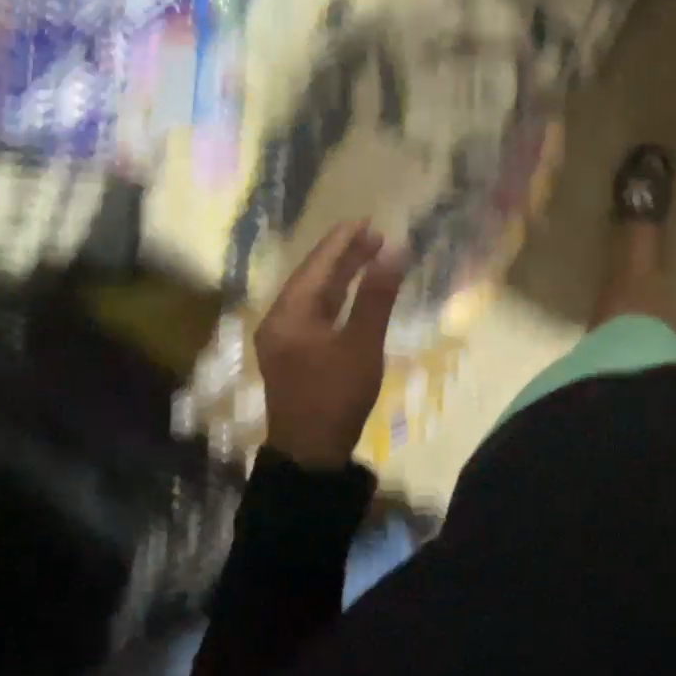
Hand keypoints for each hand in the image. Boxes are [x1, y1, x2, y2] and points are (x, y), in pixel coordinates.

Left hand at [255, 221, 405, 470]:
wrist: (310, 453)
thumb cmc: (336, 395)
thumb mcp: (362, 344)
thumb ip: (377, 296)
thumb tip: (395, 251)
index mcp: (289, 313)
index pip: (318, 265)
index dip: (343, 241)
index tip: (367, 221)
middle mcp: (280, 319)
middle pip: (313, 277)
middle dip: (343, 255)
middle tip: (375, 235)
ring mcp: (284, 338)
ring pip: (314, 296)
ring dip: (342, 275)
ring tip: (370, 257)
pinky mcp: (294, 354)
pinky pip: (315, 313)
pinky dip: (337, 298)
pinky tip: (353, 295)